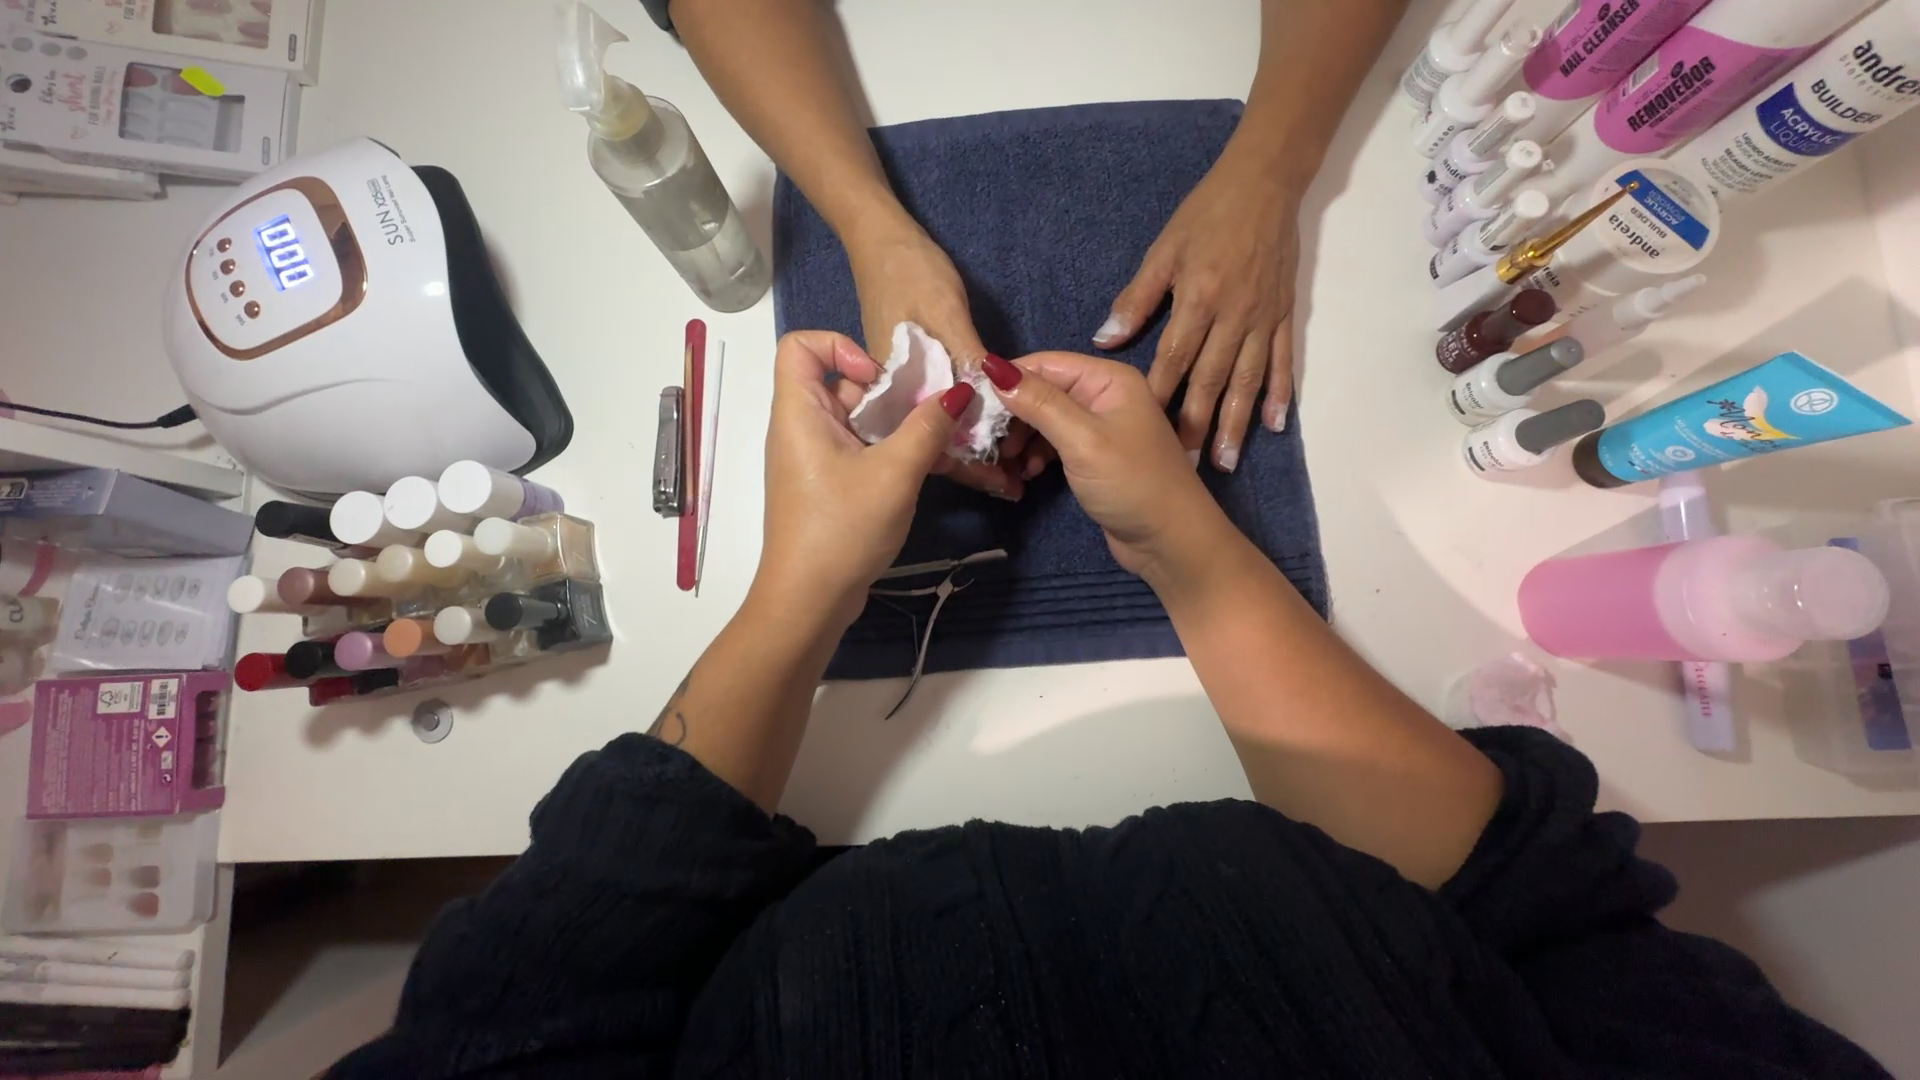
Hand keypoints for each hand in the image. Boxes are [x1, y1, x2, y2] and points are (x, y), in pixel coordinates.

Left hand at [756, 331, 974, 626]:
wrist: (809, 600)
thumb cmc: (843, 528)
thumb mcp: (894, 473)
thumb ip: (928, 427)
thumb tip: (960, 391)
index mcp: (799, 412)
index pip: (801, 346)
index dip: (841, 347)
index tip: (879, 381)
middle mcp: (801, 428)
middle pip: (840, 383)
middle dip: (888, 393)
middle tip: (926, 414)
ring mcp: (814, 459)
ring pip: (858, 420)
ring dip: (898, 426)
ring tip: (937, 443)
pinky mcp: (829, 485)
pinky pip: (860, 450)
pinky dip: (891, 451)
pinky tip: (929, 466)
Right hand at [844, 218, 1032, 498]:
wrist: (876, 237)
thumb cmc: (910, 275)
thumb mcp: (946, 315)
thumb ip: (967, 360)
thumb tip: (990, 405)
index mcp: (900, 390)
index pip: (936, 443)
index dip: (972, 467)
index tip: (1005, 486)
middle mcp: (901, 396)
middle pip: (942, 443)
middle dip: (979, 466)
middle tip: (1017, 485)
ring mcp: (908, 385)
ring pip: (945, 429)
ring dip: (978, 446)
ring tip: (1017, 466)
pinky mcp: (916, 373)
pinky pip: (944, 409)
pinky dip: (971, 421)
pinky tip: (999, 429)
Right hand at [980, 352, 1234, 580]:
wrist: (1171, 542)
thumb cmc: (1132, 484)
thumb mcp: (1082, 439)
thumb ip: (1039, 403)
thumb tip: (992, 367)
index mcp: (1108, 379)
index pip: (1045, 364)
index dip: (1006, 379)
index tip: (971, 402)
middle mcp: (1103, 395)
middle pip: (1042, 391)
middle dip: (1011, 414)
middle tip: (986, 442)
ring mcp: (1099, 428)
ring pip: (1044, 421)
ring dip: (1020, 439)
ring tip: (1005, 463)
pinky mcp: (1093, 457)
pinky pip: (1054, 445)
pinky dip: (1035, 456)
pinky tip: (1026, 474)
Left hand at [1094, 151, 1301, 473]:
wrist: (1267, 182)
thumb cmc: (1206, 215)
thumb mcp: (1163, 250)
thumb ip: (1136, 299)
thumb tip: (1105, 340)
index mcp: (1198, 300)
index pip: (1175, 358)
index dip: (1159, 396)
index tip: (1145, 432)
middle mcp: (1233, 316)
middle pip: (1212, 379)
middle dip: (1198, 425)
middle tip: (1188, 465)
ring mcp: (1263, 318)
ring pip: (1248, 379)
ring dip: (1238, 423)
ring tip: (1227, 460)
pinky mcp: (1285, 315)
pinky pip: (1283, 360)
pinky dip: (1281, 393)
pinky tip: (1276, 425)